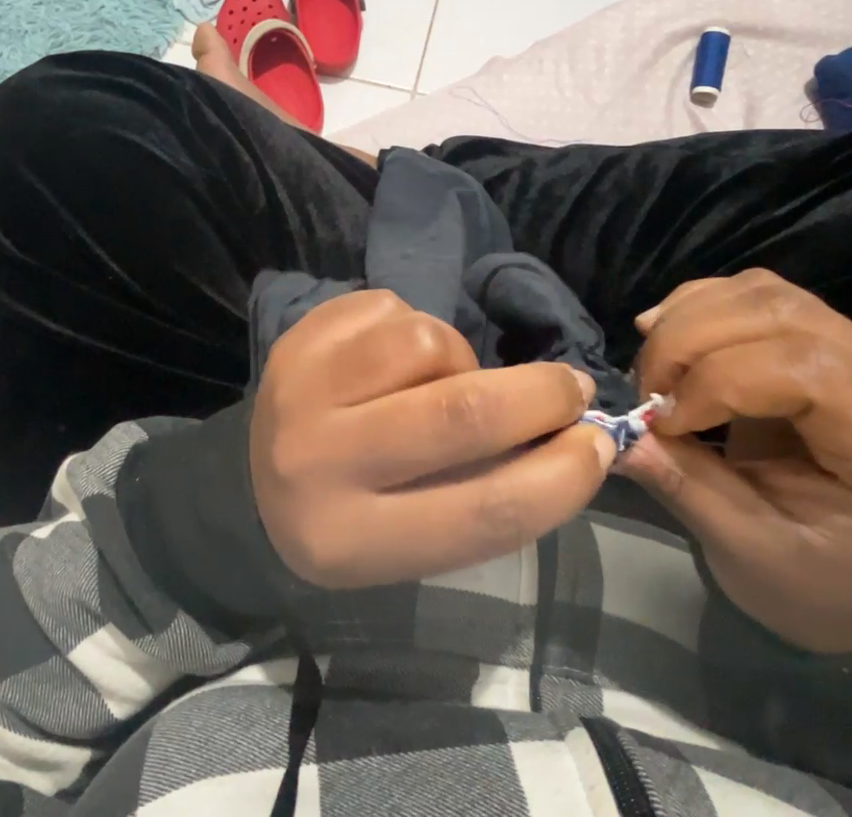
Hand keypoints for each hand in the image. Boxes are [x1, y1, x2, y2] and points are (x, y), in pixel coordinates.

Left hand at [251, 289, 612, 587]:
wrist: (252, 484)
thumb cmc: (351, 520)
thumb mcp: (412, 542)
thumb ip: (488, 499)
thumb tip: (580, 438)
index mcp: (352, 543)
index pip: (485, 510)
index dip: (564, 476)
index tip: (600, 445)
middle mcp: (318, 464)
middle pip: (461, 413)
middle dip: (541, 395)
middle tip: (570, 390)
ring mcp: (299, 391)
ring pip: (426, 343)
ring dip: (463, 358)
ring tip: (448, 379)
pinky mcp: (295, 340)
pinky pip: (390, 307)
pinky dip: (415, 326)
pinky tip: (398, 357)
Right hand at [622, 269, 851, 653]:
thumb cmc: (820, 591)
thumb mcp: (749, 555)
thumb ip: (688, 488)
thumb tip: (620, 437)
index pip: (810, 370)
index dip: (720, 379)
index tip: (665, 423)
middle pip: (784, 315)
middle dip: (691, 342)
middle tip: (645, 394)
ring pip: (768, 295)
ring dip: (691, 318)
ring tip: (653, 371)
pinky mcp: (830, 349)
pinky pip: (761, 299)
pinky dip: (701, 307)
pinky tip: (665, 335)